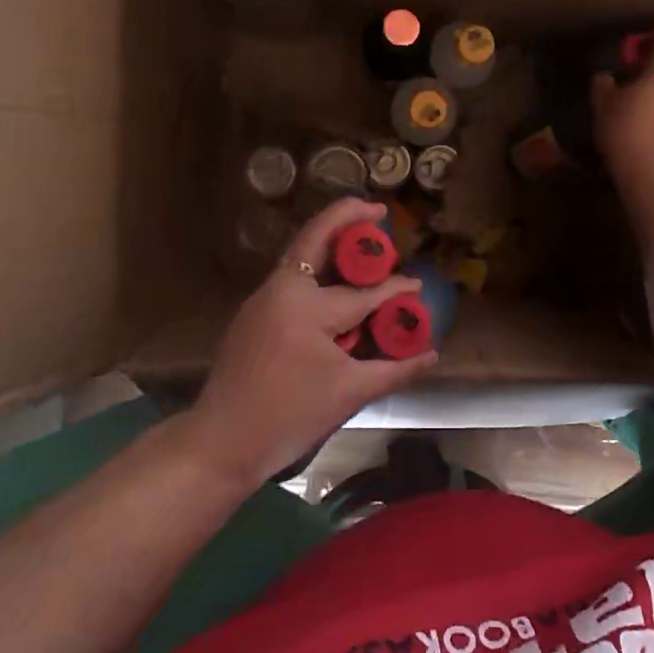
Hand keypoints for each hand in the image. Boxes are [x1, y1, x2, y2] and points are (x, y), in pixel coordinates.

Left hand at [177, 197, 438, 485]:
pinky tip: (333, 291)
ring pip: (299, 259)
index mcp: (306, 305)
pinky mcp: (253, 317)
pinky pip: (290, 283)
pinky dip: (316, 275)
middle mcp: (281, 290)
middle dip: (346, 217)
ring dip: (330, 247)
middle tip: (376, 211)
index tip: (418, 286)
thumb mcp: (349, 393)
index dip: (396, 289)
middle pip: (315, 238)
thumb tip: (431, 355)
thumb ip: (395, 369)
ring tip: (360, 247)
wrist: (221, 442)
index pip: (364, 292)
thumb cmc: (289, 415)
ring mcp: (261, 301)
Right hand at [591, 29, 653, 183]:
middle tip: (622, 85)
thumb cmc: (624, 131)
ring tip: (627, 112)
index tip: (639, 44)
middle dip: (645, 74)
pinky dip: (653, 117)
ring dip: (649, 97)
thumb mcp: (602, 105)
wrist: (649, 172)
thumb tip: (605, 76)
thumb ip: (602, 84)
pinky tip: (636, 132)